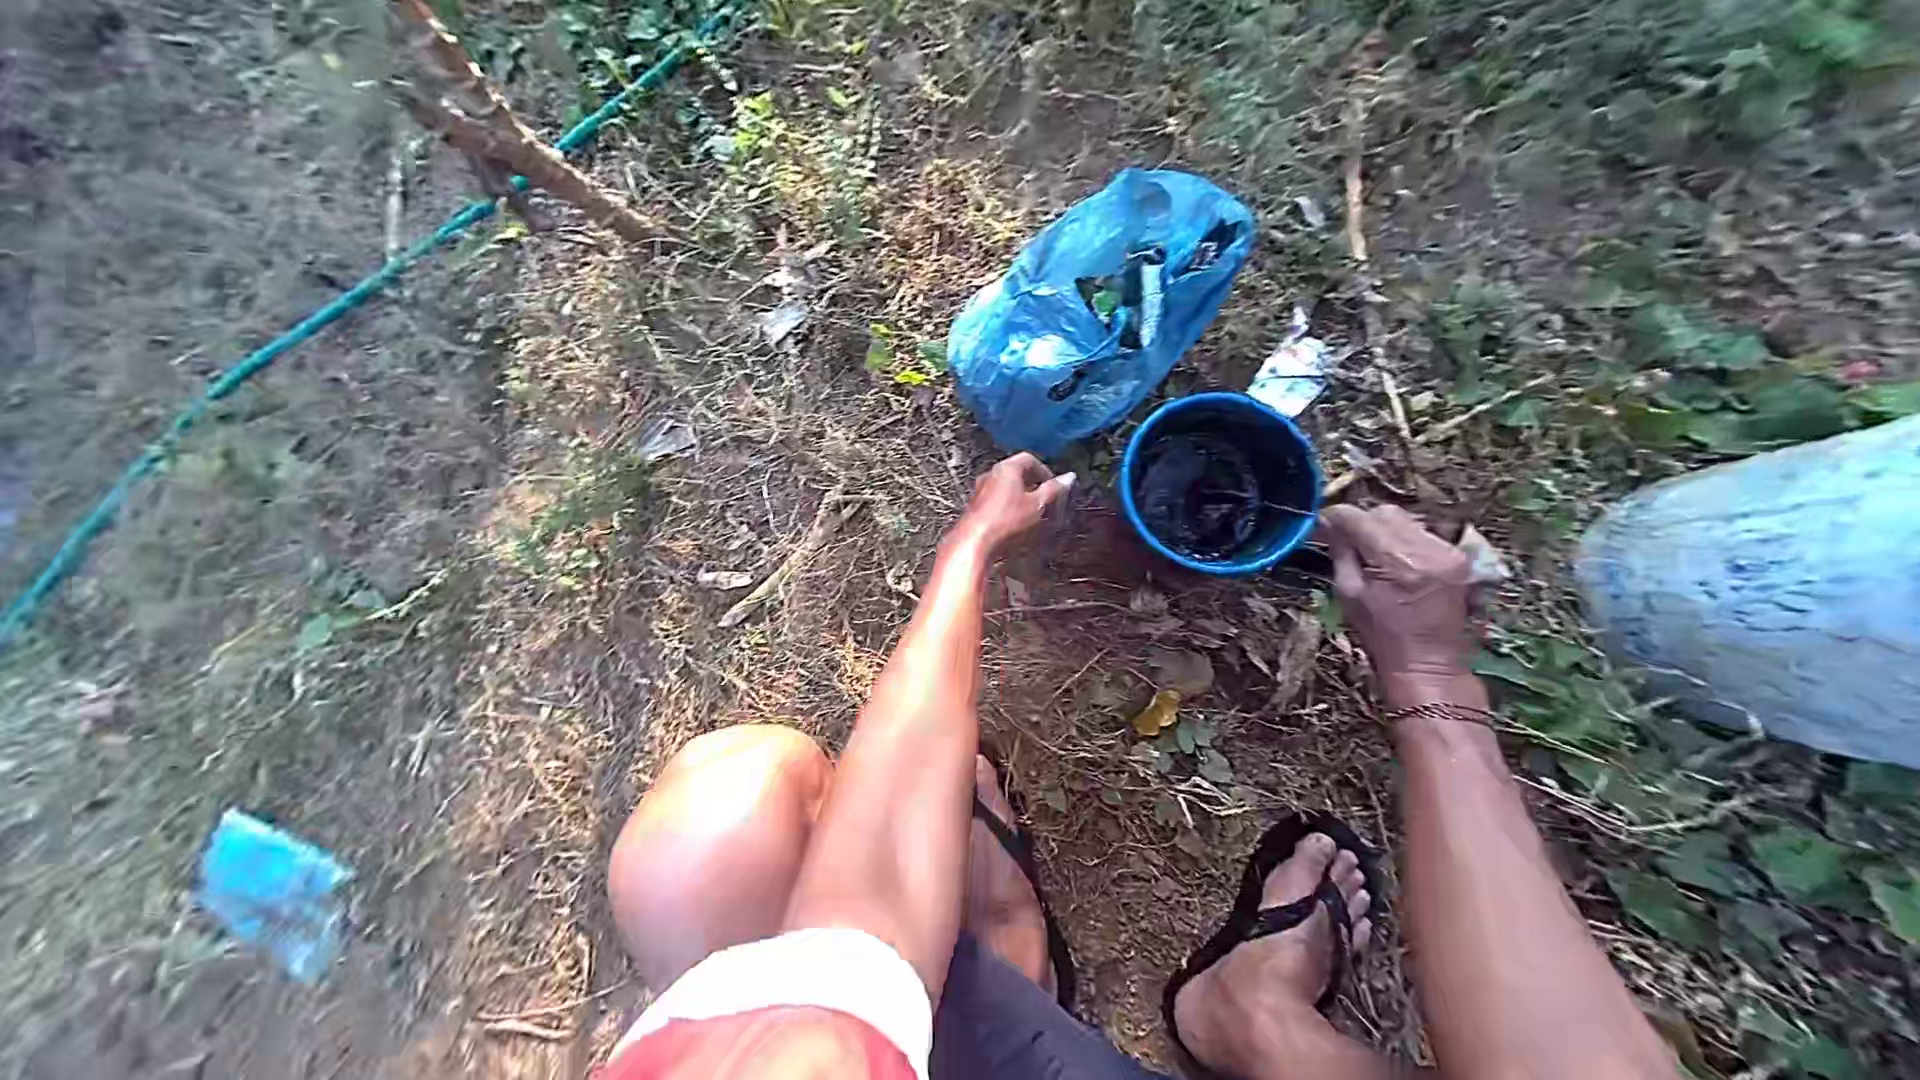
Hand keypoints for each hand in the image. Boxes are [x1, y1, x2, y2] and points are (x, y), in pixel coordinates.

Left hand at [944, 453, 1074, 559]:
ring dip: (1019, 494)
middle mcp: (991, 474)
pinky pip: (995, 498)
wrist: (975, 541)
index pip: (1029, 459)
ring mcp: (980, 489)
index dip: (1044, 471)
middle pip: (1015, 471)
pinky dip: (1007, 504)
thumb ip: (1053, 490)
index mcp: (1007, 468)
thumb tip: (1068, 478)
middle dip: (1032, 483)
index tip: (1052, 484)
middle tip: (1044, 497)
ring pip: (1004, 485)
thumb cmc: (1005, 520)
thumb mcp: (1037, 505)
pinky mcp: (975, 505)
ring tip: (1030, 510)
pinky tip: (1013, 520)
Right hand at [1320, 504, 1482, 708]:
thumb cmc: (1381, 633)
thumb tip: (1329, 524)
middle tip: (1348, 542)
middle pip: (1385, 513)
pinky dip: (1404, 540)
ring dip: (1384, 531)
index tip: (1322, 524)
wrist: (1429, 661)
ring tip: (1373, 555)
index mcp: (1398, 562)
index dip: (1337, 518)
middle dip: (1362, 523)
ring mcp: (1449, 552)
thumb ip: (1341, 552)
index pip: (1360, 518)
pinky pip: (1423, 533)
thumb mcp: (1348, 593)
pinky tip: (1396, 562)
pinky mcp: (1460, 557)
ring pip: (1406, 520)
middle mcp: (1429, 550)